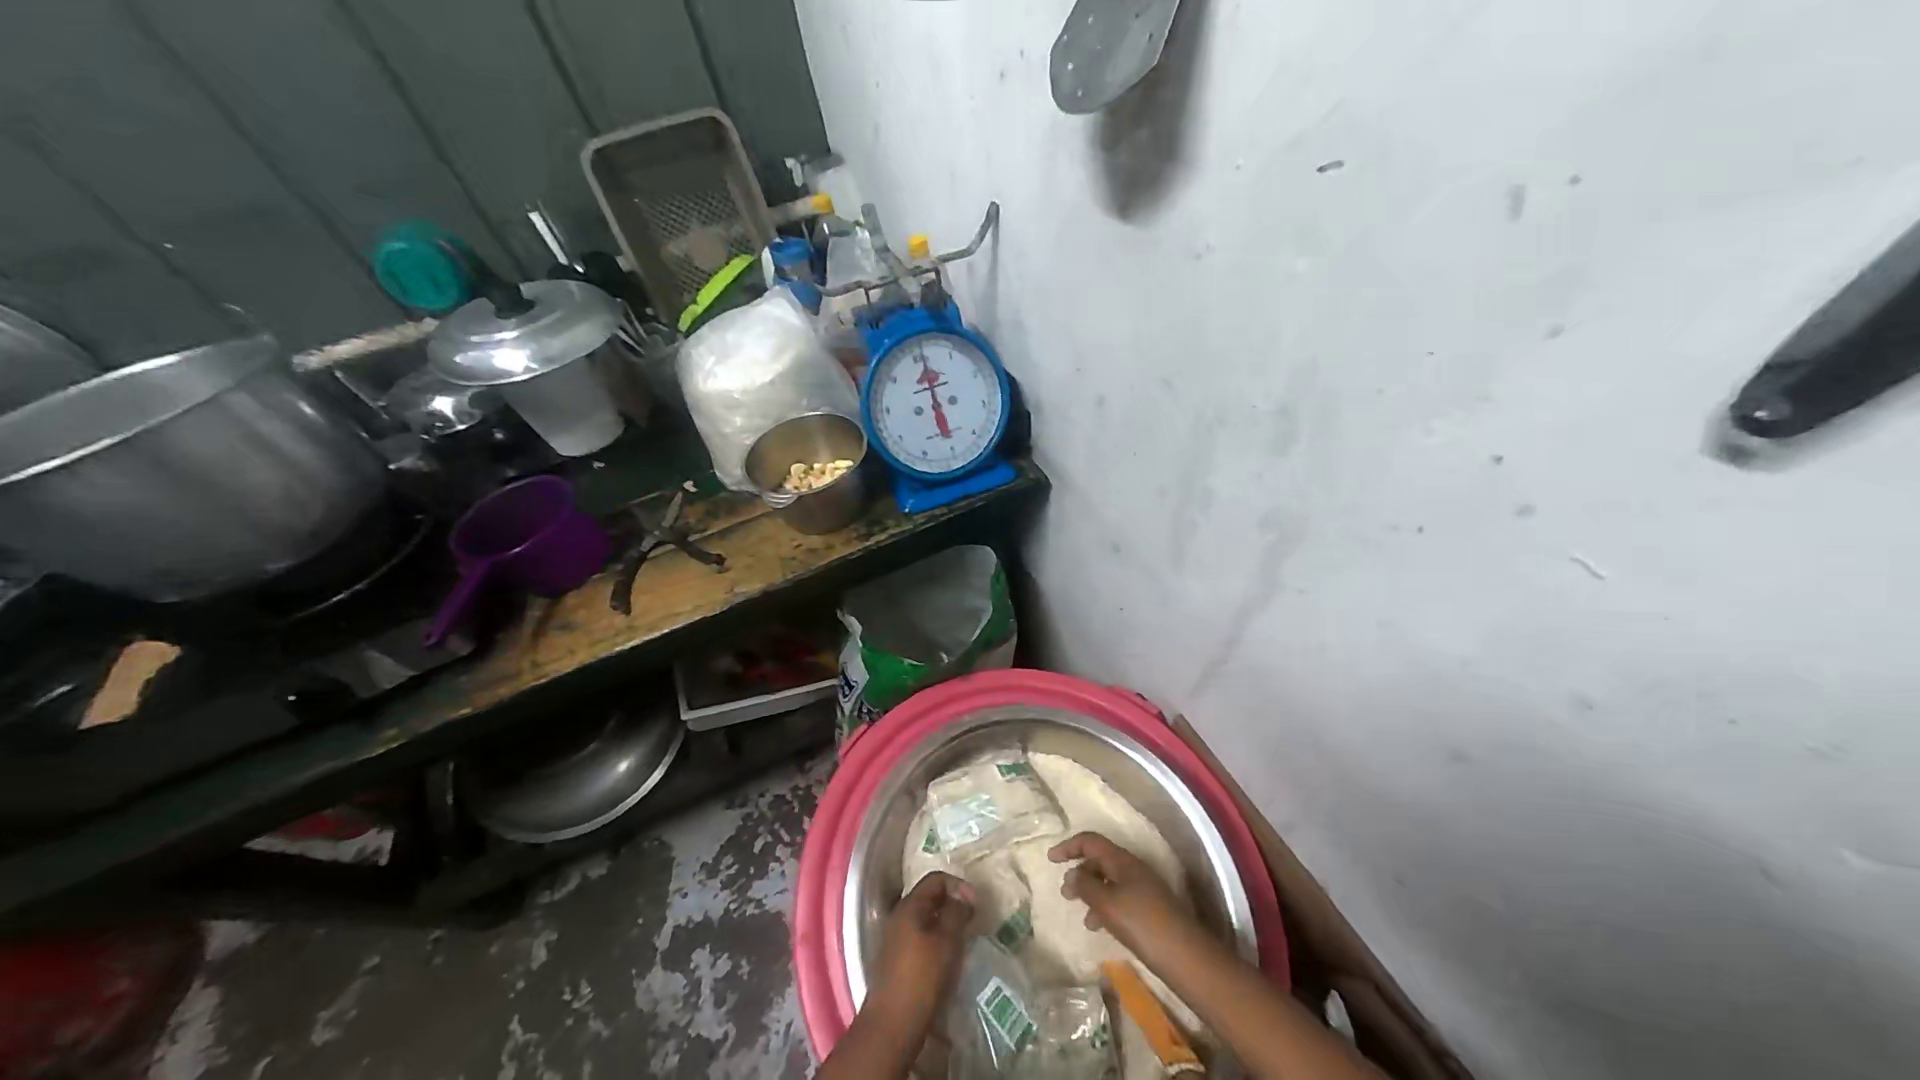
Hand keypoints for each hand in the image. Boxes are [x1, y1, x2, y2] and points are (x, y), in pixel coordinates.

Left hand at [872, 871, 975, 1023]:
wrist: (892, 1025)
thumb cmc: (922, 978)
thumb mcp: (946, 941)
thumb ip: (957, 912)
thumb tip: (964, 893)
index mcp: (909, 906)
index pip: (935, 879)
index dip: (958, 885)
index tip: (976, 904)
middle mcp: (898, 917)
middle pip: (929, 898)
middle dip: (953, 905)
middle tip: (972, 921)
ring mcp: (895, 940)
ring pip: (925, 920)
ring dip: (946, 925)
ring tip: (964, 941)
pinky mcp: (896, 961)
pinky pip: (920, 939)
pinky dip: (936, 941)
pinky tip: (948, 959)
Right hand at [1047, 832, 1189, 956]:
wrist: (1183, 954)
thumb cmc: (1140, 922)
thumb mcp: (1106, 902)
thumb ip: (1085, 886)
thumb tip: (1072, 874)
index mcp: (1121, 860)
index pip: (1090, 841)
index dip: (1069, 846)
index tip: (1051, 859)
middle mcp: (1132, 868)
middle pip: (1100, 859)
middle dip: (1080, 872)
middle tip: (1066, 892)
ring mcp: (1142, 888)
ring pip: (1109, 881)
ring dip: (1091, 892)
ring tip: (1082, 914)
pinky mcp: (1148, 908)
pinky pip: (1118, 898)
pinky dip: (1104, 907)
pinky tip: (1100, 926)